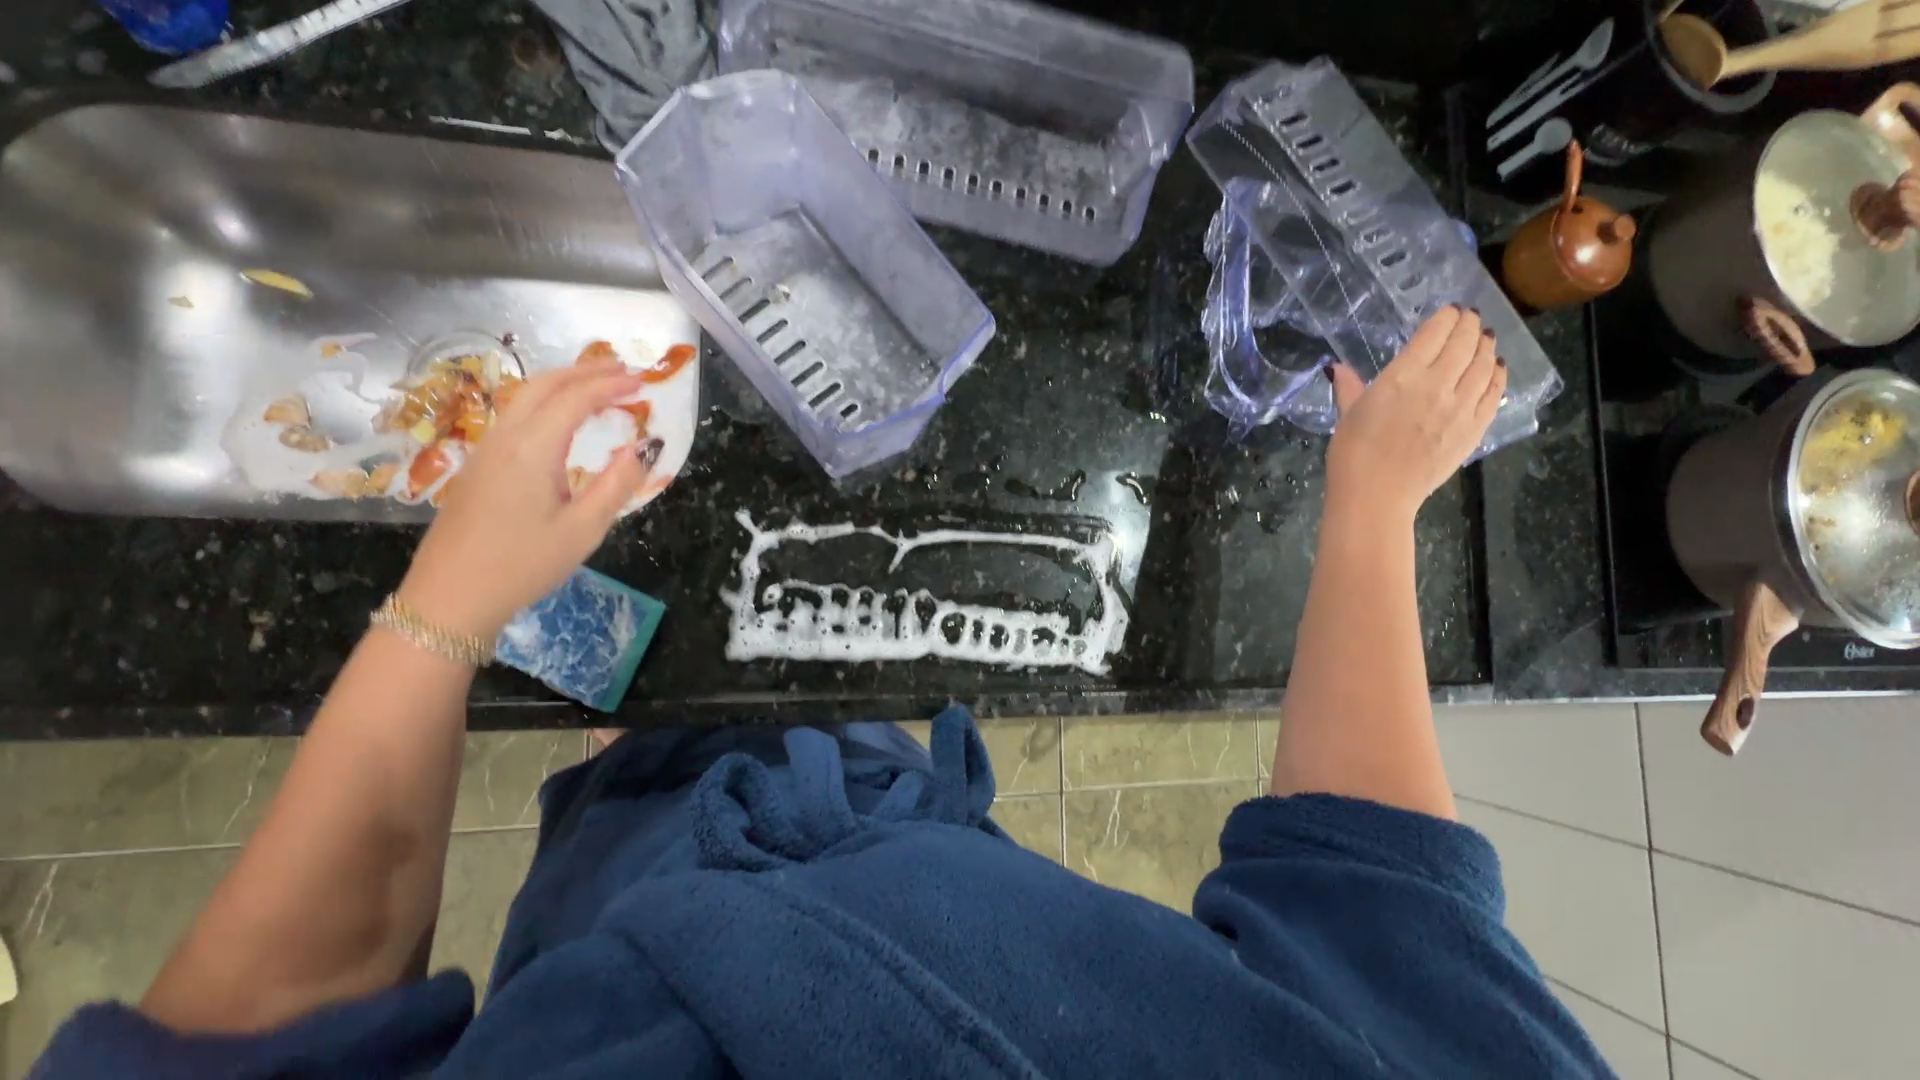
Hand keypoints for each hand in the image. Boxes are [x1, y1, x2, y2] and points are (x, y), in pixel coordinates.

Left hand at [396, 357, 655, 641]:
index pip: (576, 399)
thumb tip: (643, 449)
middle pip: (545, 385)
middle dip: (585, 371)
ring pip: (524, 397)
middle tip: (623, 371)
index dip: (611, 385)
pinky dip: (544, 401)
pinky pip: (514, 415)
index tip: (643, 381)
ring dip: (562, 383)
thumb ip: (616, 484)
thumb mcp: (583, 530)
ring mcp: (486, 449)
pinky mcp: (478, 465)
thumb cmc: (523, 565)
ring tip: (596, 387)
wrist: (451, 597)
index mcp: (533, 448)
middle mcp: (506, 437)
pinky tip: (559, 418)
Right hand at [1325, 305, 1506, 523]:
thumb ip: (1350, 387)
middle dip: (1469, 326)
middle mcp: (1437, 385)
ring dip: (1485, 346)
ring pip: (1484, 364)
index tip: (1450, 312)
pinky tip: (1495, 368)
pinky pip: (1494, 393)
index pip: (1435, 333)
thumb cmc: (1352, 454)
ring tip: (1483, 339)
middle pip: (1464, 343)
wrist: (1376, 496)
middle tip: (1470, 319)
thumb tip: (1337, 368)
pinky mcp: (1473, 429)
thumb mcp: (1347, 414)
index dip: (1446, 317)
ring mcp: (1460, 408)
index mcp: (1401, 377)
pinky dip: (1497, 376)